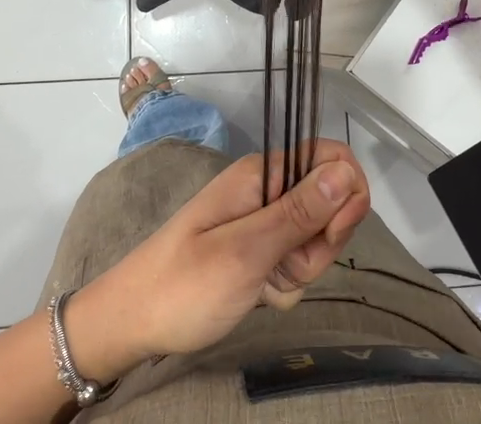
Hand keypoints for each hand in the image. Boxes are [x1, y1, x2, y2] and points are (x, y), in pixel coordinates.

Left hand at [66, 143, 370, 378]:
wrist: (133, 322)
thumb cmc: (183, 285)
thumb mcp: (245, 251)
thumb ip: (299, 212)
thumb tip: (347, 170)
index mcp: (262, 174)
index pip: (332, 158)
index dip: (346, 192)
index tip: (331, 234)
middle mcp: (266, 190)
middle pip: (330, 204)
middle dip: (320, 244)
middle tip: (283, 267)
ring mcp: (263, 223)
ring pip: (316, 240)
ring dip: (301, 270)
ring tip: (263, 284)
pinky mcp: (261, 252)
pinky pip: (296, 265)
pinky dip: (286, 286)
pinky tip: (258, 296)